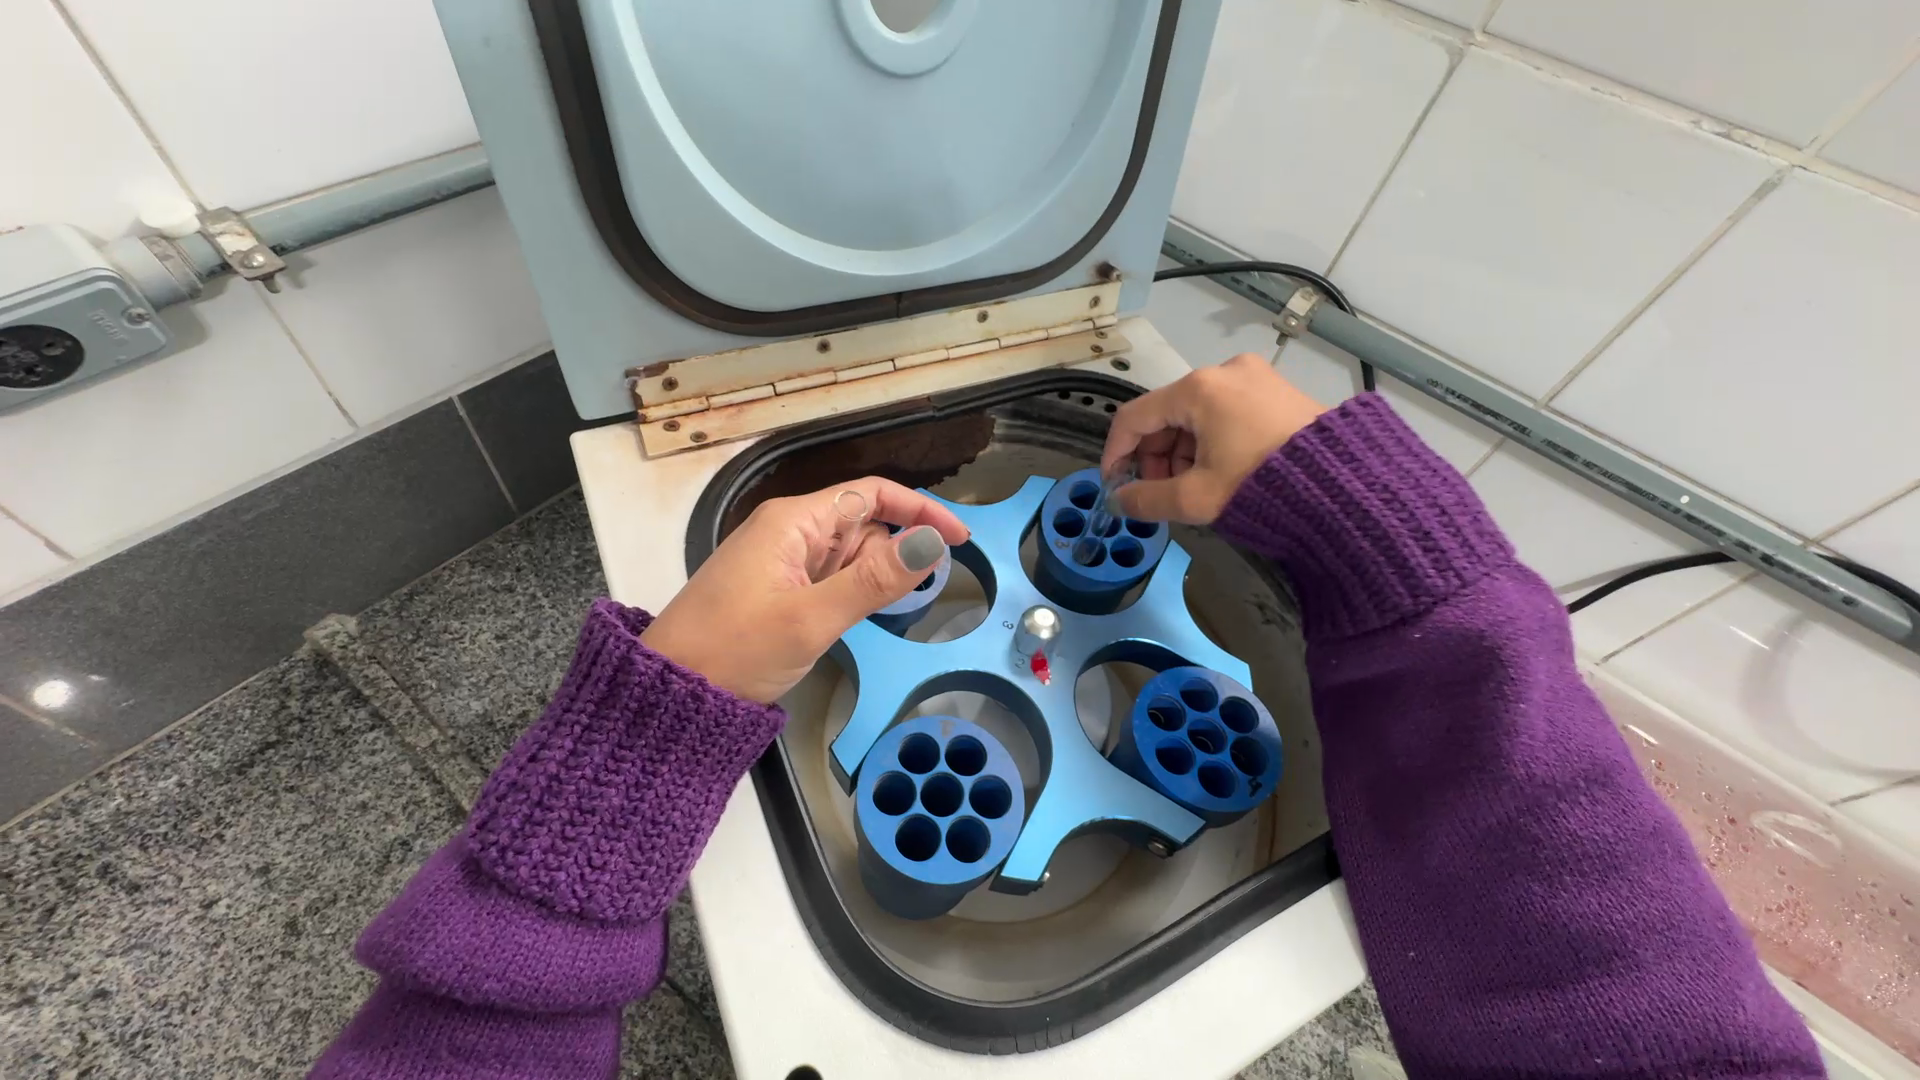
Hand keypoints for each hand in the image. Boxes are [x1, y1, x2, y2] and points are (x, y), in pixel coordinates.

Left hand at [640, 478, 969, 702]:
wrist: (670, 696)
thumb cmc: (736, 651)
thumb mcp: (812, 618)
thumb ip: (875, 580)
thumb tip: (933, 543)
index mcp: (793, 521)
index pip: (871, 494)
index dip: (920, 510)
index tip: (959, 539)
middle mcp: (788, 531)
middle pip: (863, 524)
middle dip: (893, 553)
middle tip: (911, 596)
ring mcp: (781, 560)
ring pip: (848, 554)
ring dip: (873, 577)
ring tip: (875, 613)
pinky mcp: (776, 588)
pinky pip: (829, 578)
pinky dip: (852, 592)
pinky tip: (855, 616)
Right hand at [1100, 354, 1327, 524]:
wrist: (1344, 484)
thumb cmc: (1260, 484)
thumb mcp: (1195, 498)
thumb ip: (1146, 499)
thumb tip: (1119, 501)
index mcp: (1197, 389)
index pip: (1133, 417)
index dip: (1115, 453)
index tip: (1114, 484)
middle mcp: (1223, 371)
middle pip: (1166, 415)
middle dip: (1154, 457)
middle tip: (1160, 493)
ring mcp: (1253, 376)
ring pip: (1195, 416)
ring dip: (1182, 452)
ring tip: (1193, 488)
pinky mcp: (1275, 389)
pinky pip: (1225, 413)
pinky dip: (1210, 442)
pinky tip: (1218, 472)